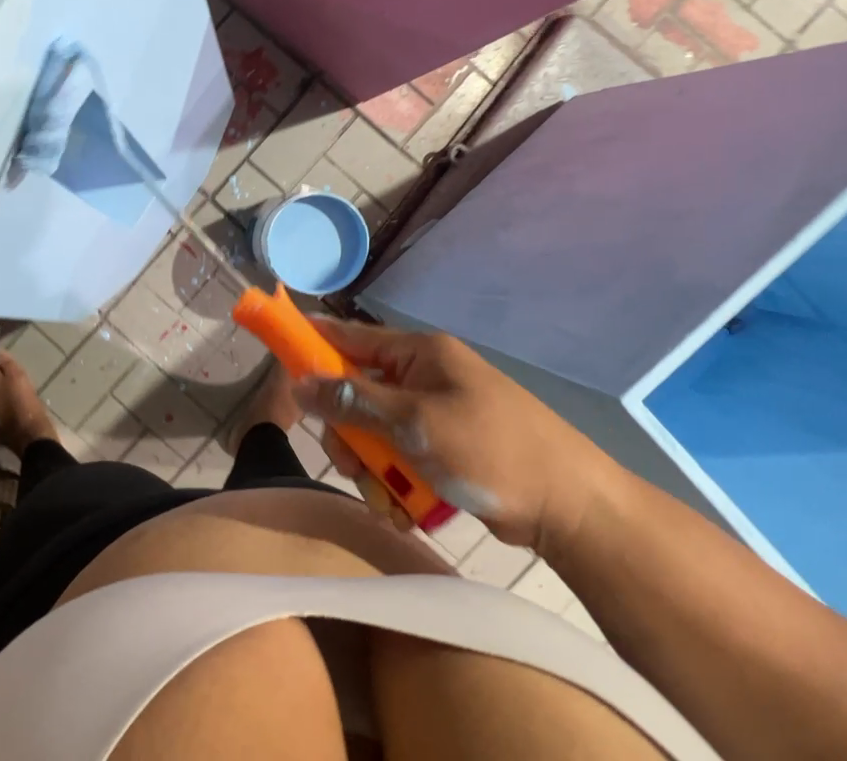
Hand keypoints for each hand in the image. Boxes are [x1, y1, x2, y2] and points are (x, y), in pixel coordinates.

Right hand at [295, 320, 618, 552]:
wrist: (570, 506)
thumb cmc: (492, 450)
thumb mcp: (415, 423)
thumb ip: (354, 401)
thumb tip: (299, 381)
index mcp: (420, 355)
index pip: (349, 337)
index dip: (310, 344)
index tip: (276, 357)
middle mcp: (423, 379)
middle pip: (355, 397)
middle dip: (349, 436)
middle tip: (352, 464)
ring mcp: (434, 416)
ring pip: (373, 436)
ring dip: (373, 470)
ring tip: (390, 499)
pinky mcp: (443, 452)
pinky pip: (398, 461)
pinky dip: (396, 486)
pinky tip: (407, 509)